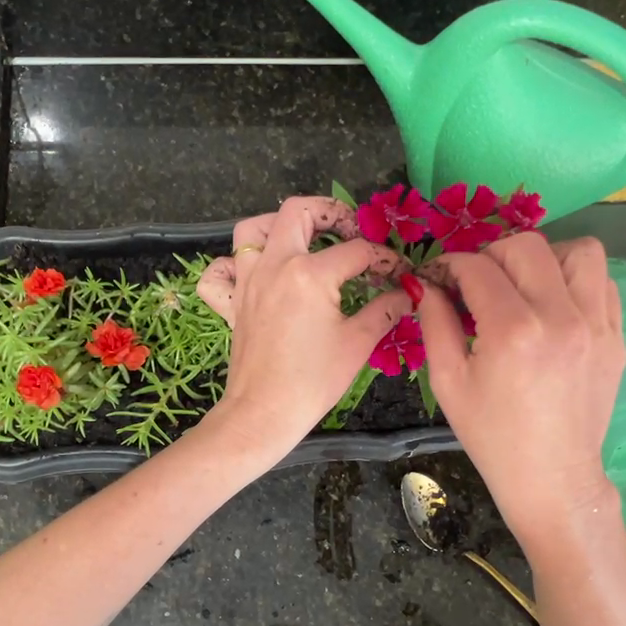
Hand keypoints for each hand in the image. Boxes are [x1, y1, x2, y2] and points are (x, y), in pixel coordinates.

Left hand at [197, 196, 408, 459]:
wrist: (263, 413)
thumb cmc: (313, 381)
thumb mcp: (358, 343)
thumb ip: (385, 310)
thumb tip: (407, 295)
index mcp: (309, 273)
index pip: (356, 251)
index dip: (384, 258)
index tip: (399, 273)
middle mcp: (274, 265)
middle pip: (297, 212)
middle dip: (329, 213)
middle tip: (351, 233)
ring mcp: (247, 281)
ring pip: (252, 231)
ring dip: (278, 226)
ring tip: (304, 241)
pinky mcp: (232, 303)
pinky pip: (219, 273)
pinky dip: (231, 266)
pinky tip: (254, 274)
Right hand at [417, 234, 625, 525]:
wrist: (552, 476)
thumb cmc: (491, 436)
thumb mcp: (448, 382)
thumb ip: (435, 323)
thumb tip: (427, 284)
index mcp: (512, 331)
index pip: (478, 268)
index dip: (451, 265)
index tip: (441, 276)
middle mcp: (561, 317)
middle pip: (527, 247)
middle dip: (492, 254)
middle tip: (478, 281)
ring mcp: (597, 325)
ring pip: (580, 251)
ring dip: (545, 257)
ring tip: (525, 284)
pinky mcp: (616, 337)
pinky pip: (603, 282)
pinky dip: (576, 280)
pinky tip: (554, 304)